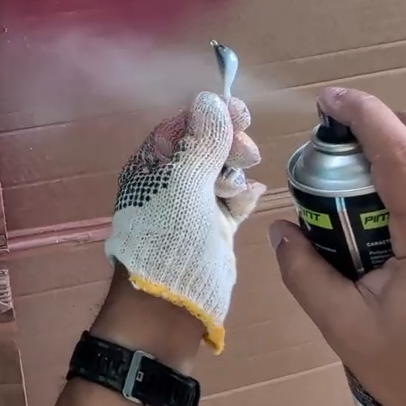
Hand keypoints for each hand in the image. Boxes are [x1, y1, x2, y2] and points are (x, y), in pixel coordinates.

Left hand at [105, 92, 263, 352]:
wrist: (169, 306)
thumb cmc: (170, 239)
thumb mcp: (184, 184)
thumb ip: (202, 141)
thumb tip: (210, 99)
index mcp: (154, 164)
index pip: (187, 123)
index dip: (214, 114)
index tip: (240, 113)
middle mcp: (172, 180)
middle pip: (209, 144)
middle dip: (230, 142)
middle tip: (245, 154)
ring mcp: (192, 206)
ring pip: (223, 170)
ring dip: (236, 169)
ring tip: (237, 184)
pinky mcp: (213, 228)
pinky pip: (232, 200)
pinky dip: (242, 194)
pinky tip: (250, 194)